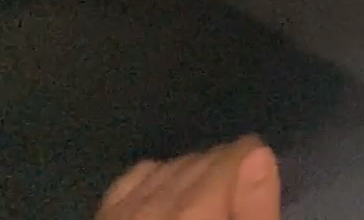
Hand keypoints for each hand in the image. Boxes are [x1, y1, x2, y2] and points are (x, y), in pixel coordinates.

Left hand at [98, 136, 280, 219]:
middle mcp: (156, 201)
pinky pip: (134, 176)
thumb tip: (261, 152)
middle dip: (224, 165)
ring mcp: (123, 209)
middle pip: (205, 156)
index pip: (236, 151)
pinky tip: (166, 191)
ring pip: (172, 164)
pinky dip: (155, 177)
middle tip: (236, 190)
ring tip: (205, 194)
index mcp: (196, 207)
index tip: (260, 175)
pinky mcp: (102, 215)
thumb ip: (259, 205)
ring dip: (192, 171)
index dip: (254, 158)